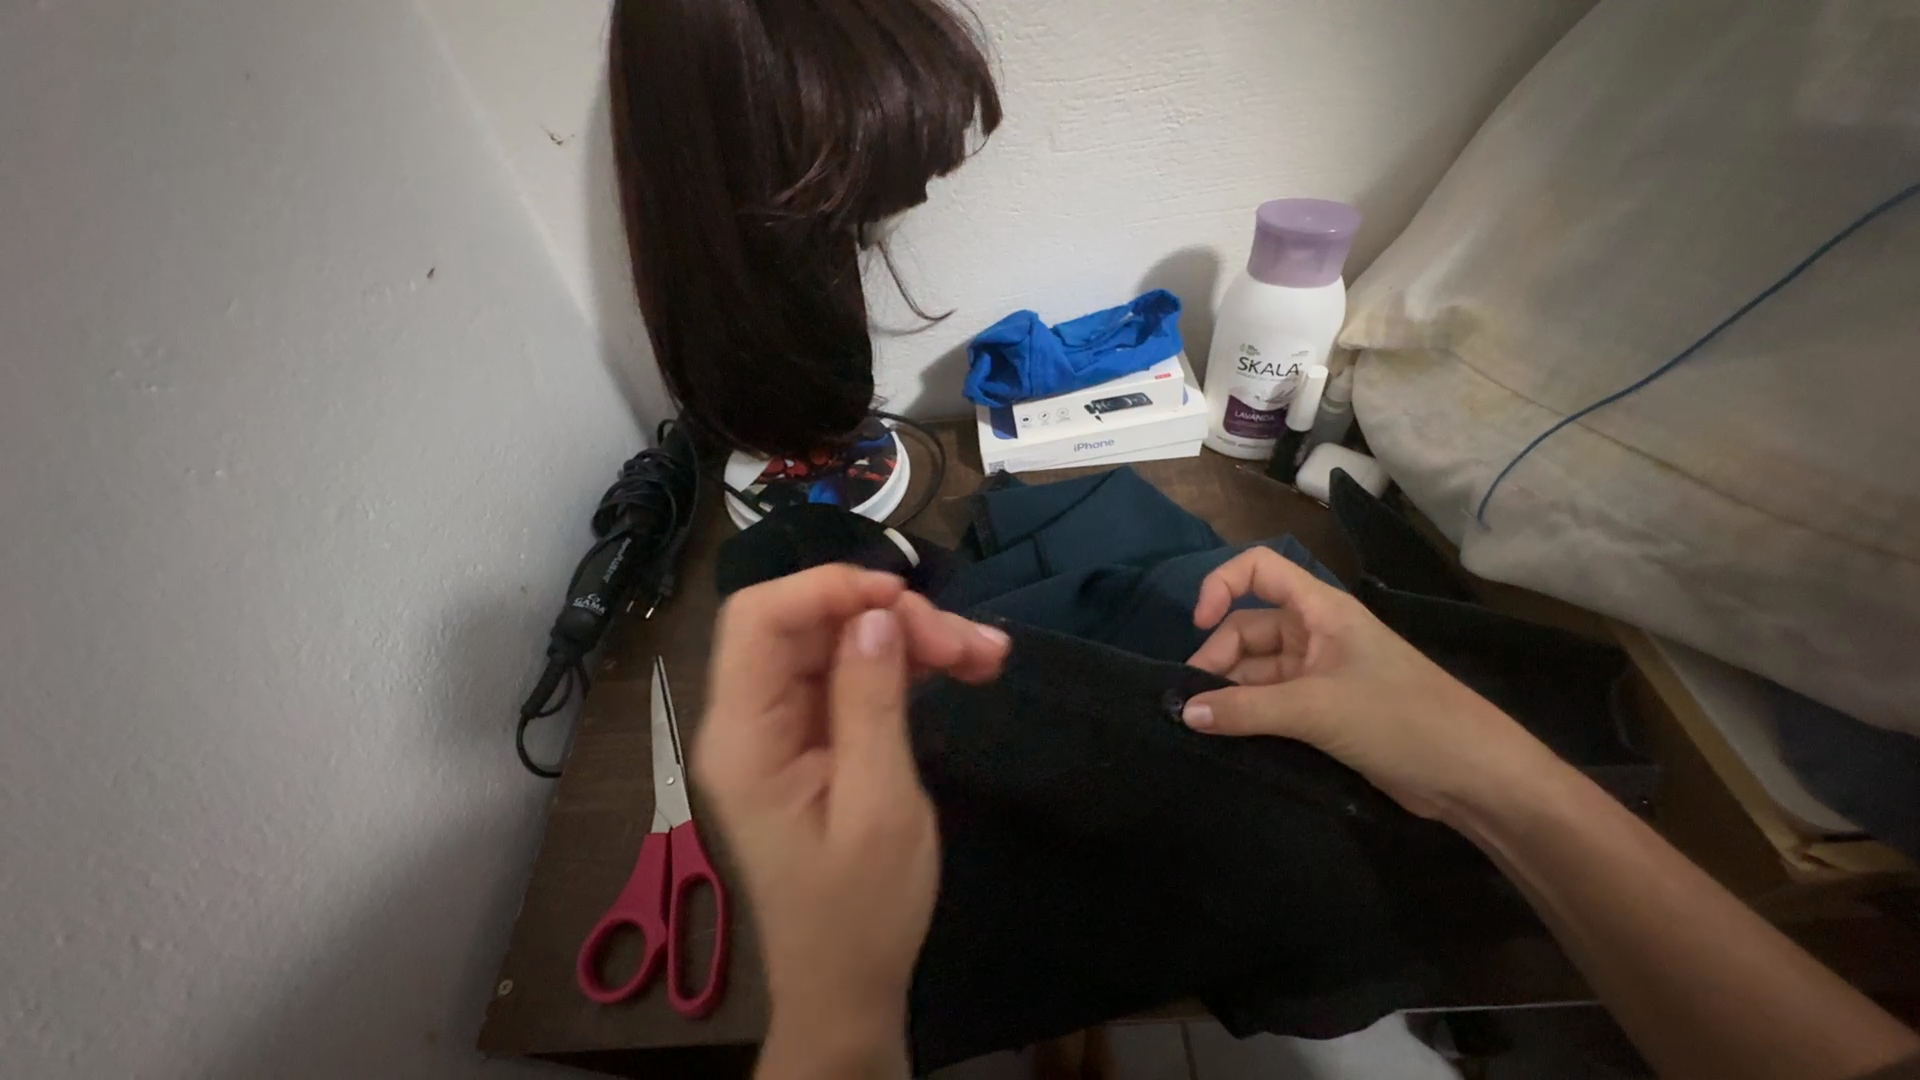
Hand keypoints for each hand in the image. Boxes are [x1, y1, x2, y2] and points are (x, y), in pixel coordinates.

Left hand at [694, 565, 1007, 1068]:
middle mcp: (752, 719)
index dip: (827, 588)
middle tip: (969, 646)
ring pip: (841, 642)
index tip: (903, 598)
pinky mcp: (815, 736)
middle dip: (891, 618)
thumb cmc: (862, 912)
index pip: (759, 620)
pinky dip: (909, 665)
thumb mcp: (879, 805)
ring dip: (913, 638)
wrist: (849, 983)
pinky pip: (856, 674)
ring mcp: (783, 726)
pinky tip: (964, 669)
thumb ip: (871, 701)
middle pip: (809, 625)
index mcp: (744, 737)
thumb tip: (877, 614)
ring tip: (986, 655)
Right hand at [1180, 548, 1553, 821]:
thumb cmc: (1399, 719)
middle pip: (1248, 627)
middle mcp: (1316, 634)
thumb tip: (1183, 713)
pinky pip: (1271, 702)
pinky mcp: (1324, 712)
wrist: (1474, 778)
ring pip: (1256, 670)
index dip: (1221, 585)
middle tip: (1190, 701)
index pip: (1259, 569)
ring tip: (1199, 723)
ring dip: (1228, 691)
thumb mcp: (1315, 709)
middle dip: (1216, 658)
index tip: (1198, 623)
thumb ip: (1244, 709)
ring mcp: (1320, 674)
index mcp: (1321, 610)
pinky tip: (1224, 736)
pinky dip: (1246, 715)